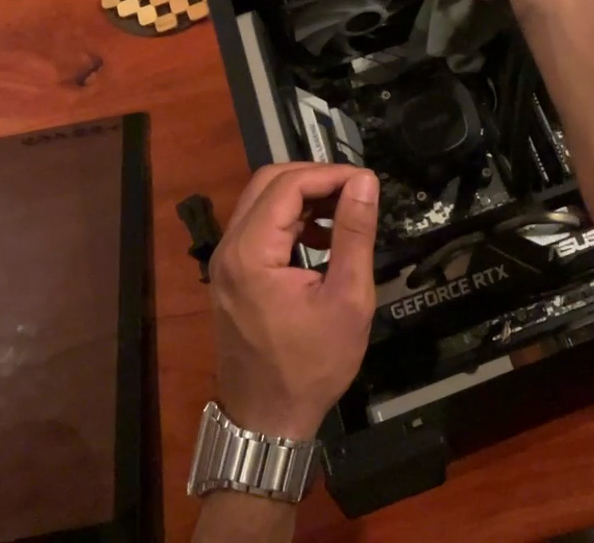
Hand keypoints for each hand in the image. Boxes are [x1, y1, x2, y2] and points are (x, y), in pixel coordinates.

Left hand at [210, 162, 378, 439]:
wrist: (267, 420)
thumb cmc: (312, 365)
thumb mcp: (347, 299)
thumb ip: (354, 234)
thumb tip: (365, 182)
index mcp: (250, 252)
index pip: (288, 184)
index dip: (330, 174)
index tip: (367, 183)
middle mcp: (229, 248)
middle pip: (268, 183)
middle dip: (315, 178)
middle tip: (355, 191)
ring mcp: (226, 261)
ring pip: (262, 202)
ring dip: (303, 198)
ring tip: (344, 211)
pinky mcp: (232, 274)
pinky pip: (259, 227)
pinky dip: (291, 220)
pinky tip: (322, 239)